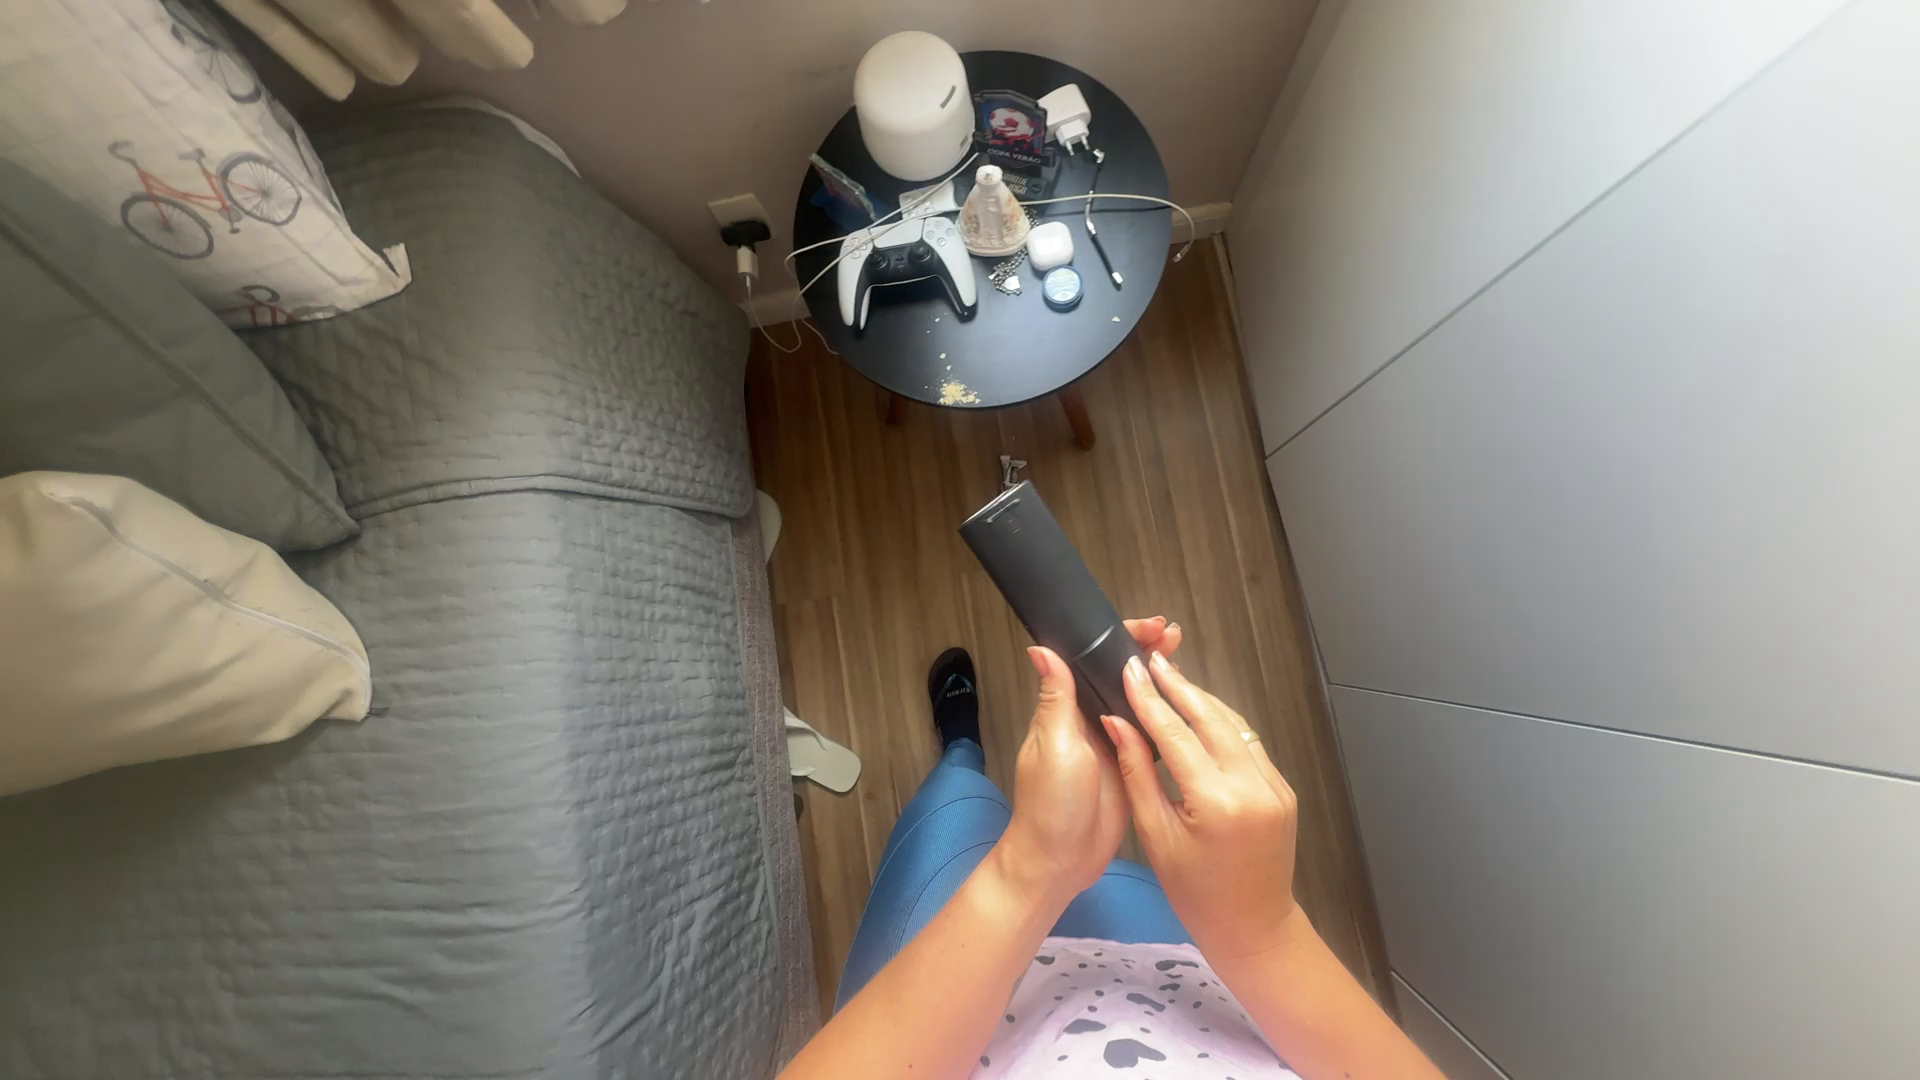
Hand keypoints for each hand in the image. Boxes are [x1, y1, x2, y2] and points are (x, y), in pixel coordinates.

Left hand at [993, 618, 1182, 909]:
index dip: (1118, 638)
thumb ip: (1056, 697)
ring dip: (1156, 677)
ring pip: (1135, 699)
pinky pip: (1148, 731)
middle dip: (1143, 651)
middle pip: (1116, 673)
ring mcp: (1111, 741)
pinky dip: (1164, 713)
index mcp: (1066, 708)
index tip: (1151, 627)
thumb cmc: (1051, 802)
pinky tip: (1184, 704)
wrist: (1061, 860)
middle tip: (1174, 636)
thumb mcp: (1055, 743)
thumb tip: (1039, 646)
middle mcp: (1088, 718)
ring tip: (1183, 659)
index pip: (1091, 659)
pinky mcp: (1130, 765)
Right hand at [1100, 651, 1301, 961]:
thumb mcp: (1155, 835)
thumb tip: (1116, 722)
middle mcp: (1252, 786)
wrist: (1254, 928)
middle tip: (1150, 660)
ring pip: (1234, 724)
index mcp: (1216, 802)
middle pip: (1210, 718)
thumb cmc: (1194, 891)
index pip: (1175, 734)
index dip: (1149, 699)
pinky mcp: (1283, 788)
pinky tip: (1199, 710)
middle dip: (1178, 686)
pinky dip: (1221, 722)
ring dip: (1201, 699)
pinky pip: (1248, 743)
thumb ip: (1137, 771)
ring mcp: (1274, 786)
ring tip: (1170, 677)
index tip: (1130, 670)